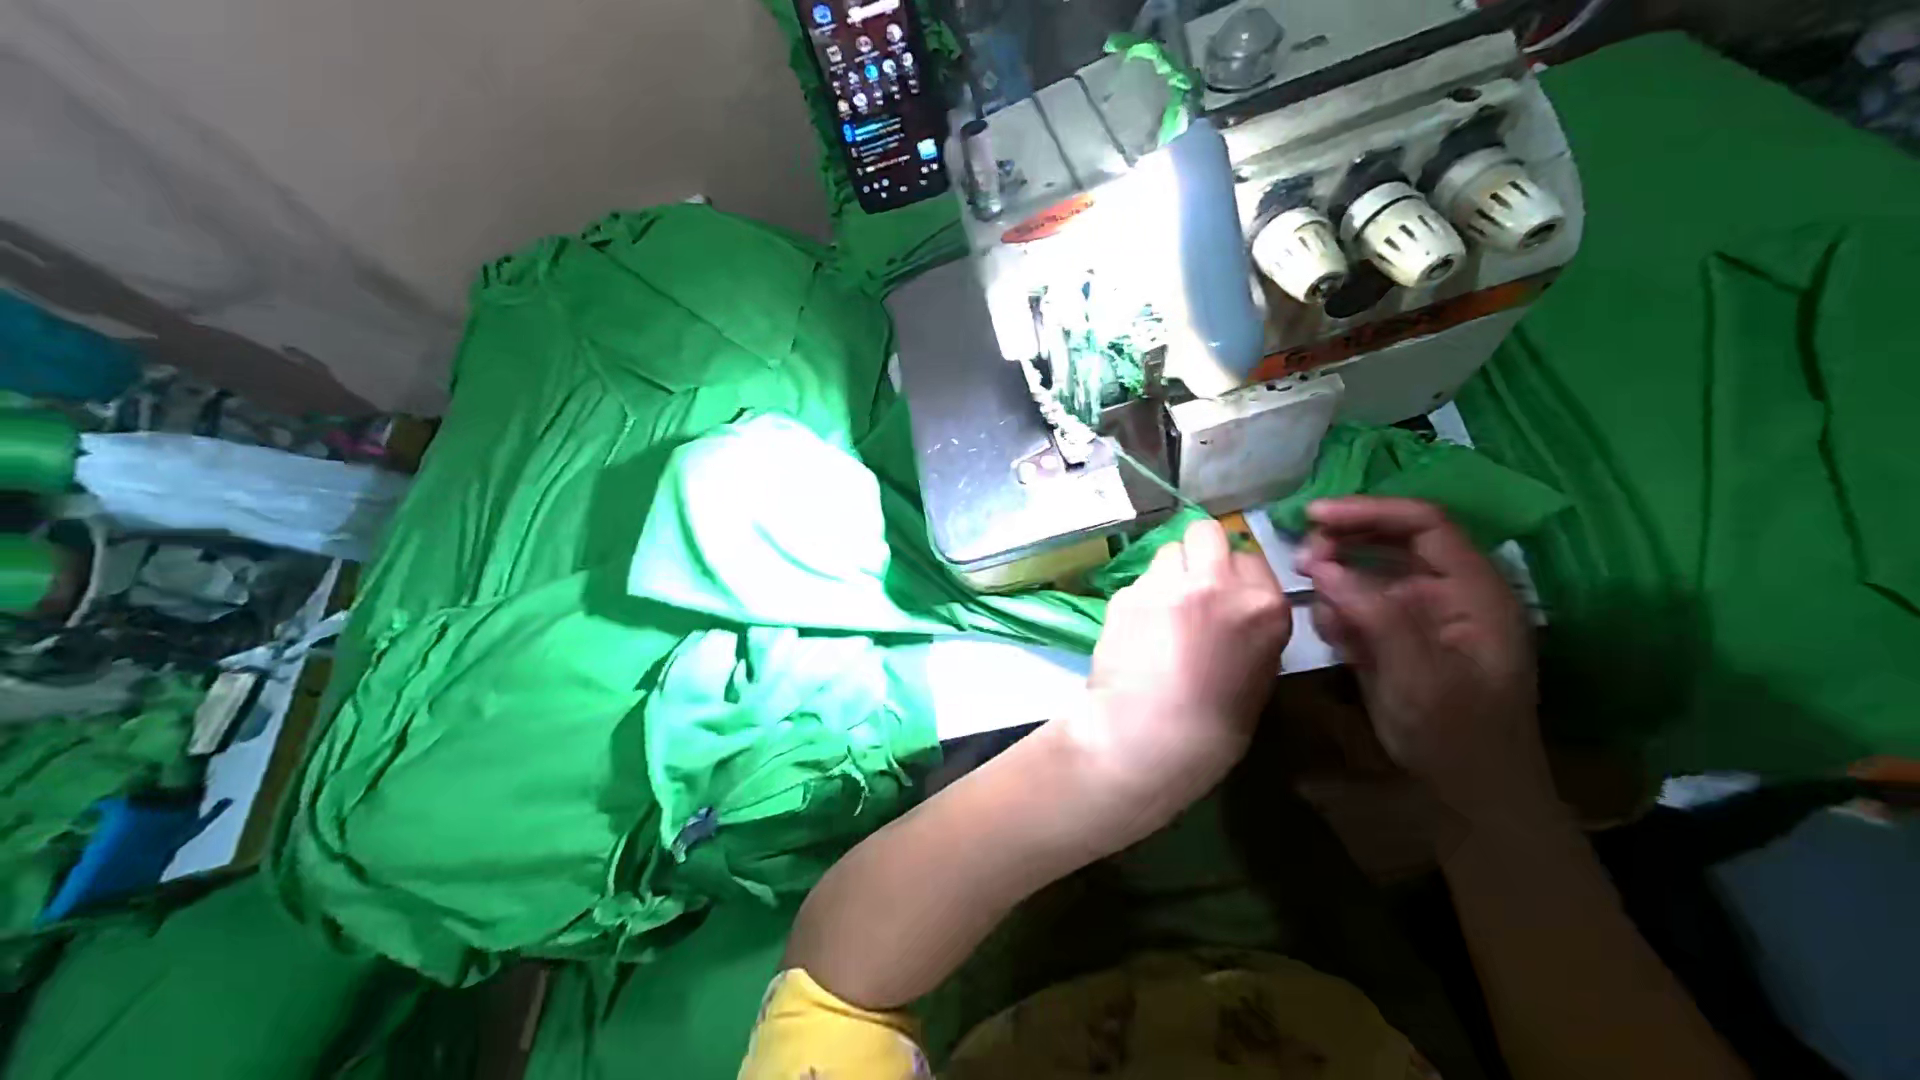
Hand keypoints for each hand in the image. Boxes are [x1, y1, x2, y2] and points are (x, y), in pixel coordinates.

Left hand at [1060, 517, 1291, 848]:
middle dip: (1200, 551)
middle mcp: (1216, 583)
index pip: (1251, 556)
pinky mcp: (1127, 594)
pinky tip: (1137, 630)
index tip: (1225, 590)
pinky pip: (1138, 582)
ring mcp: (1167, 585)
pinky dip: (1140, 597)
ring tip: (1162, 607)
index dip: (1235, 572)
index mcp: (1262, 605)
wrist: (1150, 737)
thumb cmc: (1215, 724)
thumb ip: (1249, 623)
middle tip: (1191, 581)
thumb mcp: (1258, 671)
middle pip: (1206, 533)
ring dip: (1168, 571)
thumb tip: (1232, 605)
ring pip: (1166, 551)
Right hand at [1295, 498, 1553, 823]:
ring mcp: (1421, 614)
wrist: (1469, 791)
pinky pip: (1360, 606)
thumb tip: (1322, 566)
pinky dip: (1338, 610)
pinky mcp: (1396, 636)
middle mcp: (1448, 592)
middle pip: (1393, 539)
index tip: (1315, 515)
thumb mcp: (1419, 675)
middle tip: (1301, 556)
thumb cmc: (1458, 734)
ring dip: (1337, 577)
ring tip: (1314, 597)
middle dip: (1345, 541)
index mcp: (1475, 590)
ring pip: (1370, 571)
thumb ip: (1375, 614)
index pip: (1425, 524)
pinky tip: (1331, 632)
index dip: (1371, 510)